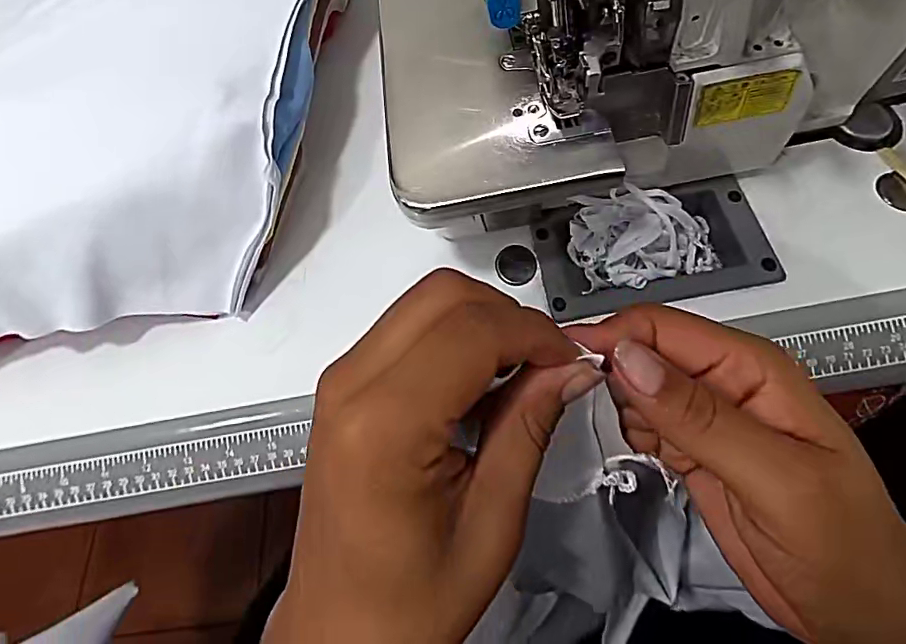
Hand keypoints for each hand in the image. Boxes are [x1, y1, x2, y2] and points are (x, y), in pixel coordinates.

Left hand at [266, 269, 602, 643]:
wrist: (338, 632)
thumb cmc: (397, 606)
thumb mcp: (490, 524)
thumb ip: (530, 429)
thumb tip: (567, 369)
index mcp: (383, 428)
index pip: (474, 329)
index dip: (533, 333)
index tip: (565, 356)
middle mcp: (351, 389)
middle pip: (447, 294)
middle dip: (510, 315)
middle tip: (546, 360)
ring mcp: (343, 379)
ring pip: (430, 297)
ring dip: (485, 319)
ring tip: (517, 372)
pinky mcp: (347, 380)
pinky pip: (413, 321)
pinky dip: (458, 332)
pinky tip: (481, 378)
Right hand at [571, 305, 905, 643]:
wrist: (869, 618)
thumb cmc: (851, 549)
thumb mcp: (777, 480)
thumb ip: (700, 417)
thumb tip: (632, 359)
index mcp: (752, 368)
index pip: (666, 327)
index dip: (616, 336)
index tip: (572, 358)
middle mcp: (728, 382)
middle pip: (648, 350)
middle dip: (611, 367)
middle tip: (583, 399)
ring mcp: (711, 417)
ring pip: (642, 385)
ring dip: (619, 401)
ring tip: (626, 434)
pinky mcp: (698, 450)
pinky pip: (649, 422)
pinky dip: (633, 430)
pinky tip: (640, 449)